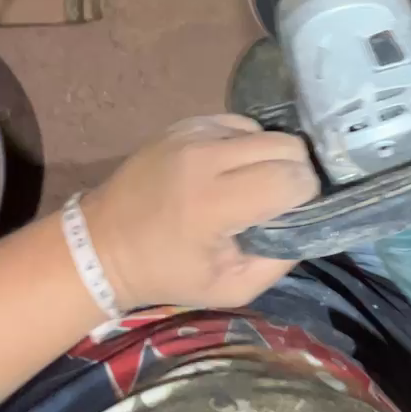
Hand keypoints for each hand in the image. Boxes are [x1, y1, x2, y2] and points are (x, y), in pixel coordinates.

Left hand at [77, 114, 317, 309]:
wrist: (103, 244)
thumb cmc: (167, 272)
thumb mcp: (230, 288)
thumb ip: (278, 261)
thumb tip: (307, 224)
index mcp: (214, 203)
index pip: (290, 178)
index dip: (306, 195)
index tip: (297, 211)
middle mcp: (205, 157)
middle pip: (286, 145)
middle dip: (297, 171)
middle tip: (284, 197)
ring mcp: (194, 134)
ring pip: (266, 131)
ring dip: (273, 156)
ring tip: (256, 183)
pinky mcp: (187, 123)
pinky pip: (240, 124)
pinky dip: (249, 144)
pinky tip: (235, 168)